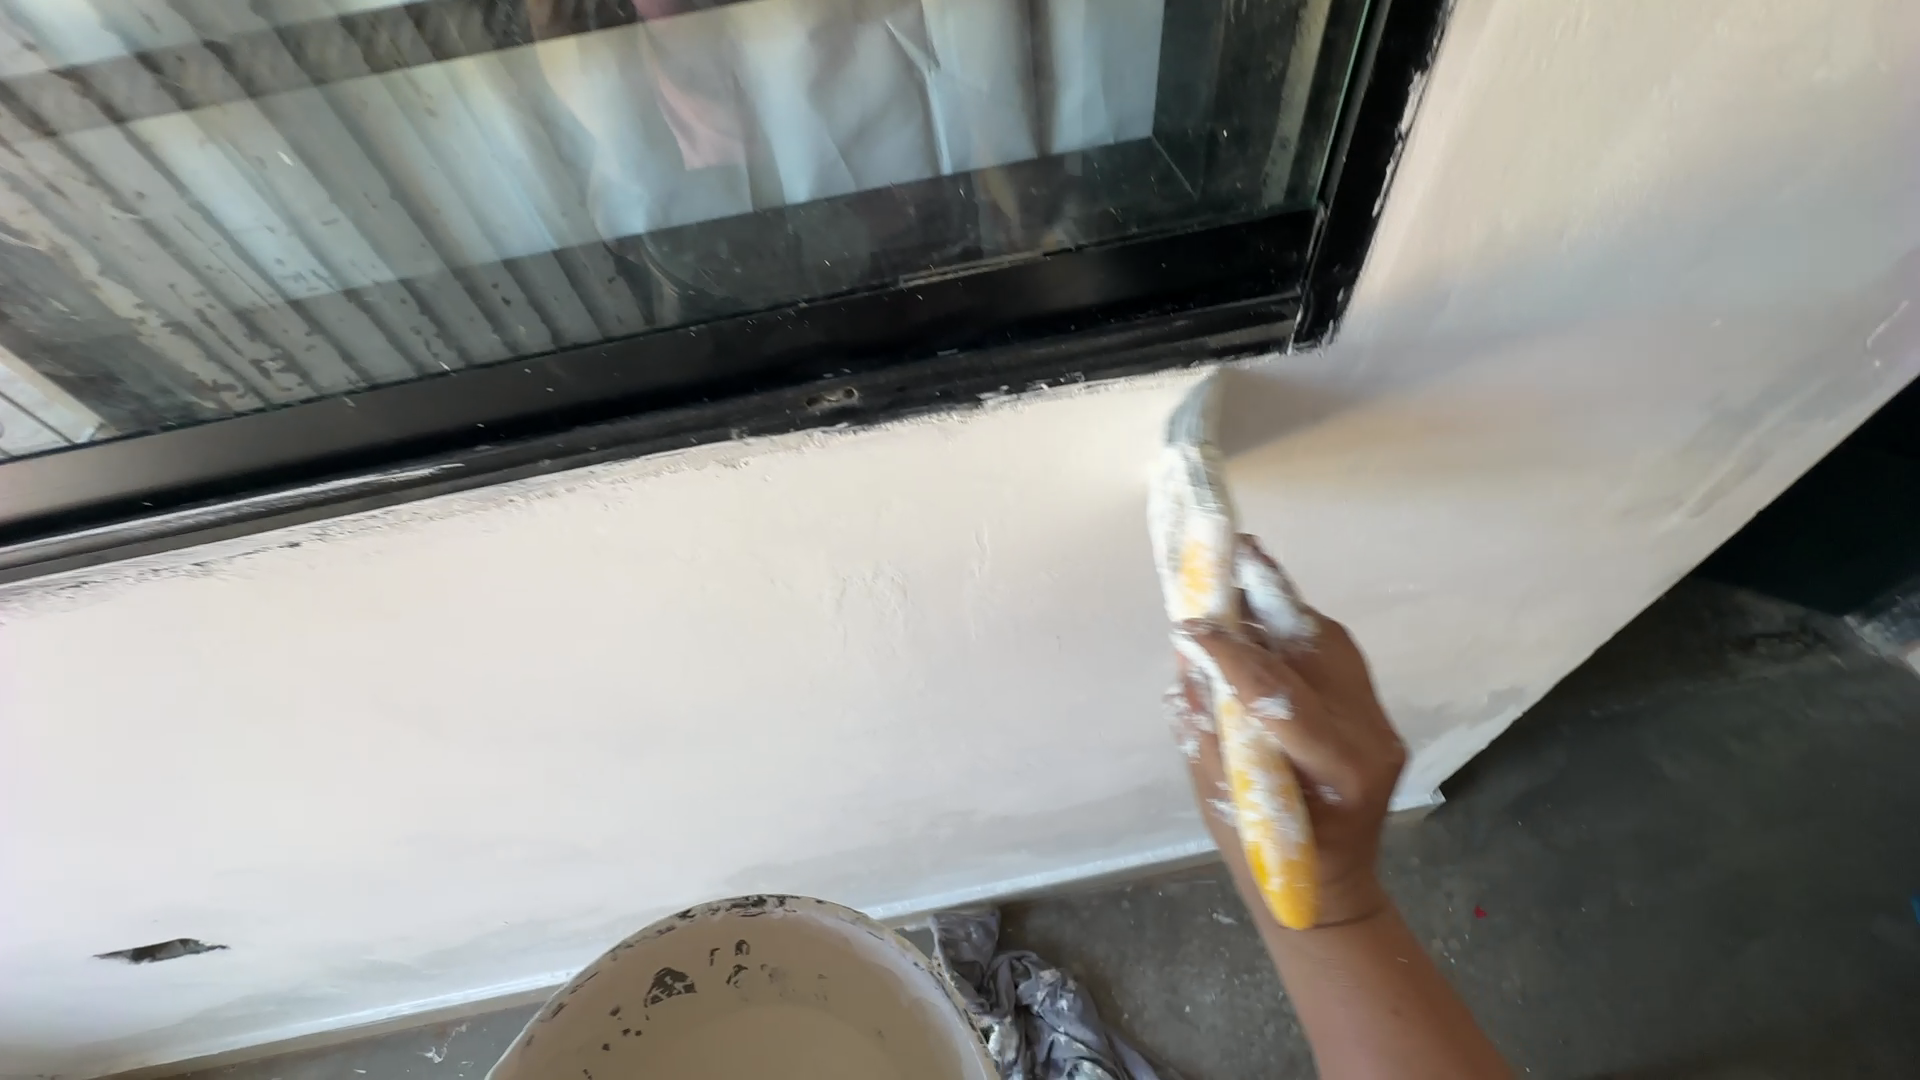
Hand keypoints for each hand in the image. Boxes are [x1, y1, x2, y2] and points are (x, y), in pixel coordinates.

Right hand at [1168, 537, 1406, 928]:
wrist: (1333, 890)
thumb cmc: (1270, 860)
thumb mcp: (1223, 800)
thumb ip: (1205, 727)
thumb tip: (1189, 657)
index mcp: (1337, 768)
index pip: (1278, 694)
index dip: (1230, 654)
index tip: (1189, 626)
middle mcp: (1371, 735)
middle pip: (1319, 649)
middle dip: (1269, 598)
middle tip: (1230, 551)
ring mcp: (1379, 721)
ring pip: (1330, 642)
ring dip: (1280, 604)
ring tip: (1240, 569)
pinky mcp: (1372, 712)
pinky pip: (1333, 655)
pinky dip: (1292, 628)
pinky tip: (1260, 613)